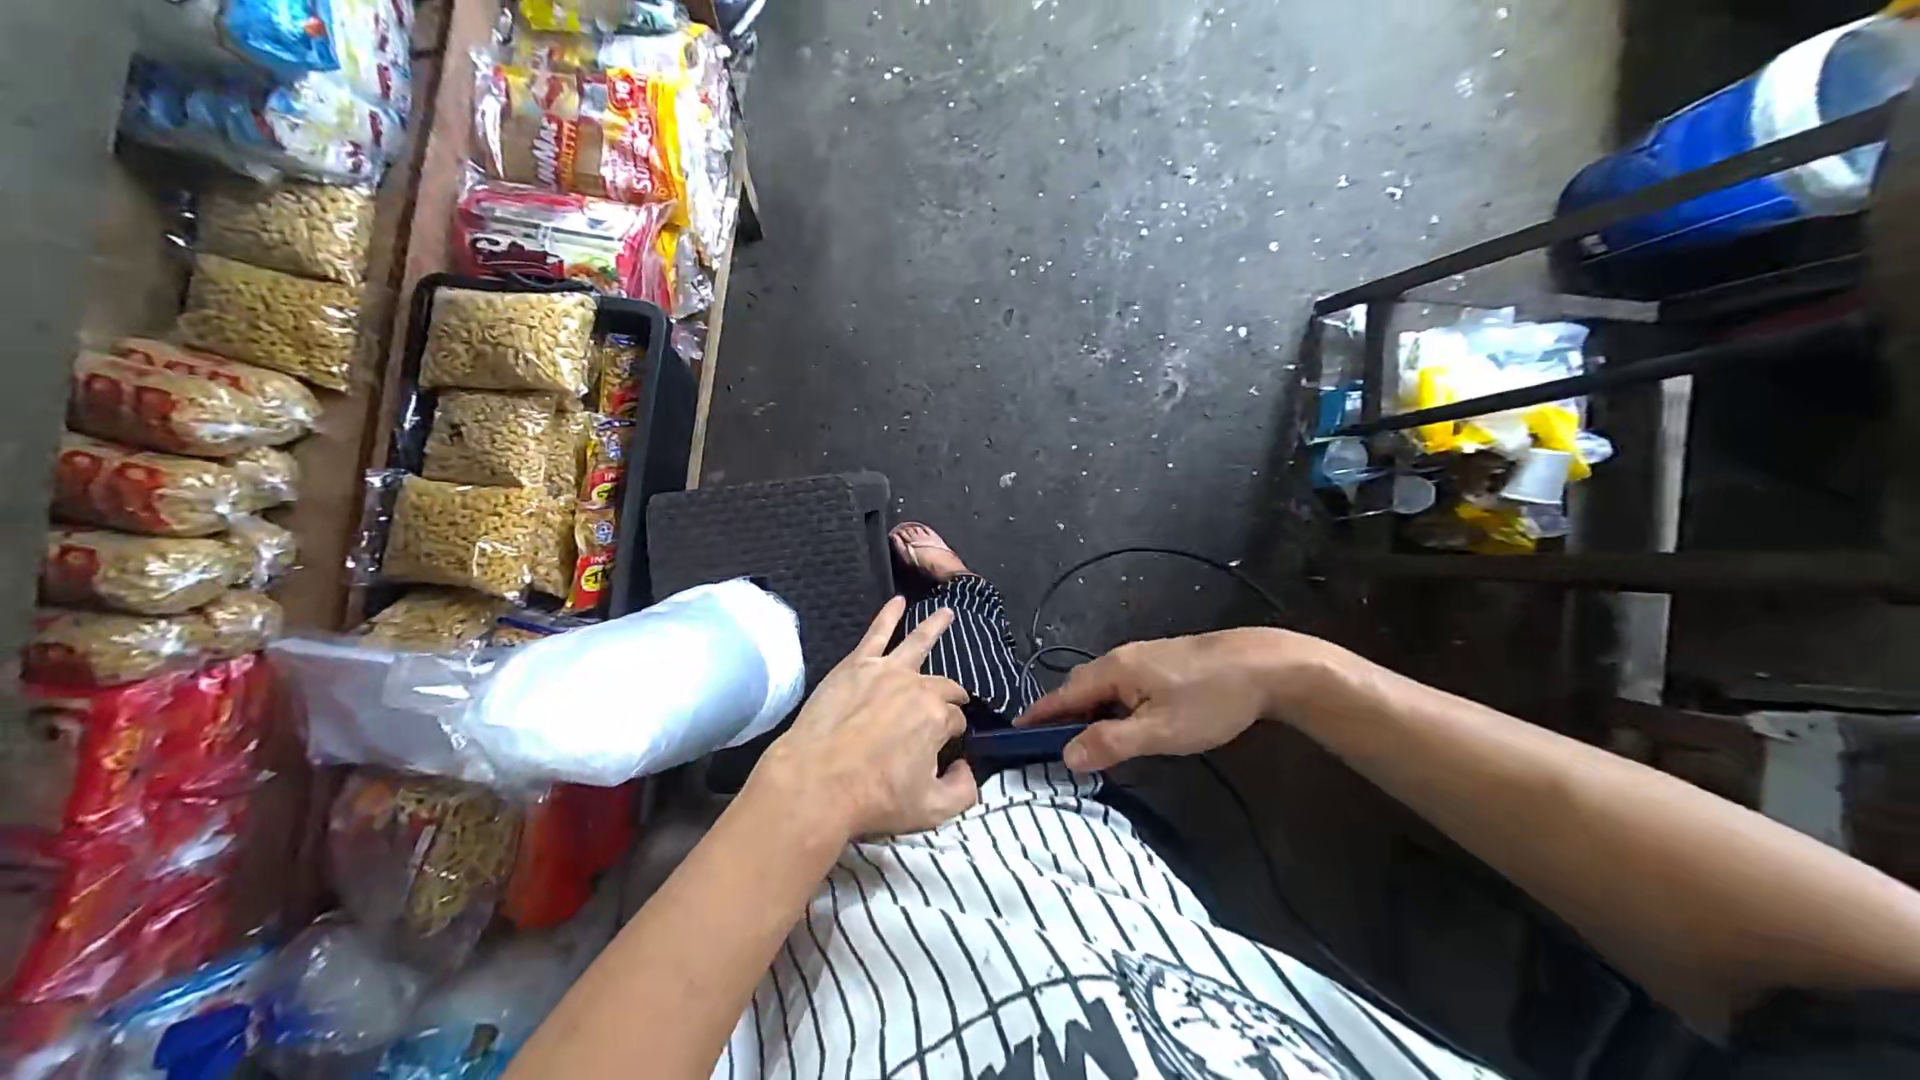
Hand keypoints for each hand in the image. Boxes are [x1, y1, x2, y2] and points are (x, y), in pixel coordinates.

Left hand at [752, 597, 977, 838]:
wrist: (815, 783)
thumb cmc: (873, 798)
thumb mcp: (932, 810)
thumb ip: (963, 790)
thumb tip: (967, 767)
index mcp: (937, 716)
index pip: (956, 719)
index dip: (954, 734)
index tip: (946, 746)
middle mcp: (916, 686)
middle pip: (942, 685)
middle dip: (951, 695)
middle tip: (953, 703)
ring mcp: (885, 671)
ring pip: (917, 642)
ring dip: (934, 626)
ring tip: (946, 613)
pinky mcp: (855, 665)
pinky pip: (876, 633)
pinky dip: (888, 615)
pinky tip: (896, 601)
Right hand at [1015, 627, 1343, 771]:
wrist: (1264, 666)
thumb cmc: (1209, 700)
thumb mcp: (1159, 731)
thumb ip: (1110, 742)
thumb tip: (1065, 754)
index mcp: (1112, 670)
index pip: (1062, 695)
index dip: (1038, 716)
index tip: (1015, 734)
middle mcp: (1120, 658)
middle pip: (1078, 688)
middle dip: (1060, 715)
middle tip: (1049, 745)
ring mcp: (1142, 658)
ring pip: (1100, 686)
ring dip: (1086, 711)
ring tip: (1083, 740)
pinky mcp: (1161, 663)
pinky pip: (1119, 685)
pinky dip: (1107, 705)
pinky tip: (1122, 722)